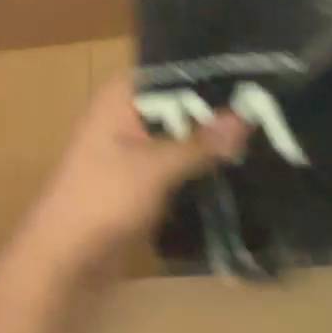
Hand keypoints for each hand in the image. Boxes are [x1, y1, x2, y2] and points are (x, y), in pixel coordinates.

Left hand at [12, 78, 248, 281]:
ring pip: (180, 135)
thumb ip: (199, 143)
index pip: (173, 71)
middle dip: (217, 110)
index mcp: (120, 97)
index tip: (255, 76)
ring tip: (263, 133)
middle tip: (269, 108)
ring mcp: (132, 149)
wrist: (62, 261)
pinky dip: (200, 165)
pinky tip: (237, 165)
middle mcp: (126, 115)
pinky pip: (176, 163)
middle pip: (180, 104)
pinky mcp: (139, 180)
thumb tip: (245, 117)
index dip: (210, 74)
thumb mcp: (154, 167)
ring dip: (210, 140)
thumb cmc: (101, 200)